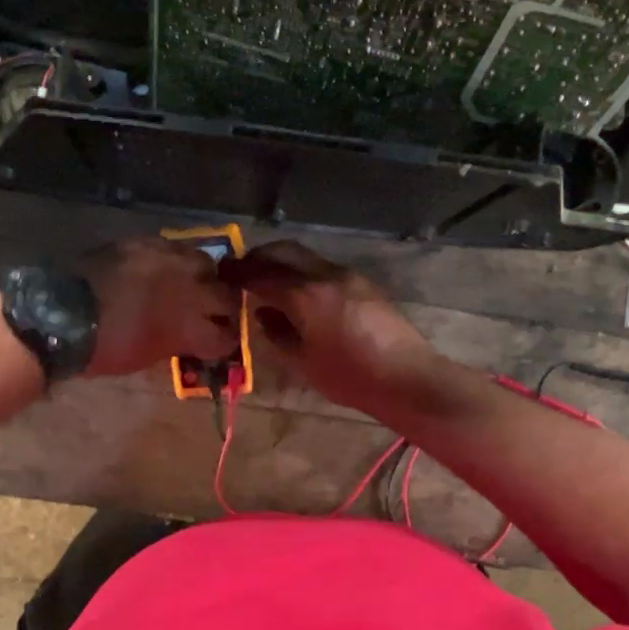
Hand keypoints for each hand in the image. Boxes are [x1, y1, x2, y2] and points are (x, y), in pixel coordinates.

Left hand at [80, 237, 240, 376]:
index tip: (220, 343)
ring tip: (193, 283)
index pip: (226, 336)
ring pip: (206, 262)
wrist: (63, 314)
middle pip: (226, 296)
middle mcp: (190, 289)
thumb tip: (187, 337)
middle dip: (224, 307)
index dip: (225, 341)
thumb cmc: (104, 348)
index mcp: (190, 328)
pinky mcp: (146, 242)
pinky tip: (167, 268)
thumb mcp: (149, 355)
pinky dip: (176, 260)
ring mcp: (169, 261)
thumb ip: (177, 342)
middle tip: (216, 313)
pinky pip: (173, 247)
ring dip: (204, 276)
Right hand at [222, 241, 441, 413]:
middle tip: (241, 270)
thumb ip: (278, 334)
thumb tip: (262, 313)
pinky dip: (304, 272)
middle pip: (283, 251)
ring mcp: (348, 275)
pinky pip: (324, 268)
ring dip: (283, 262)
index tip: (222, 274)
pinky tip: (300, 294)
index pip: (261, 274)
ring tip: (268, 281)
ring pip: (306, 257)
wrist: (406, 377)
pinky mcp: (364, 283)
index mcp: (304, 295)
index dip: (238, 273)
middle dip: (258, 257)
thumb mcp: (304, 363)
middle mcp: (324, 275)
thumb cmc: (350, 377)